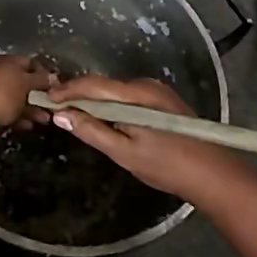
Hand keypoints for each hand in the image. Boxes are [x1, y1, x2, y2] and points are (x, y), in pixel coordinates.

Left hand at [0, 55, 56, 136]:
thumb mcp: (25, 83)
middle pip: (27, 81)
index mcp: (9, 63)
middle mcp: (3, 75)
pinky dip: (23, 117)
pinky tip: (32, 125)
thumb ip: (40, 79)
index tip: (57, 84)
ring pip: (21, 99)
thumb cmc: (3, 94)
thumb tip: (53, 77)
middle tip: (55, 103)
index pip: (31, 62)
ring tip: (48, 118)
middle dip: (41, 93)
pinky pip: (13, 112)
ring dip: (35, 108)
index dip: (45, 72)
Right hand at [44, 75, 256, 201]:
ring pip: (116, 91)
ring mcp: (156, 91)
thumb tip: (61, 115)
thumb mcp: (124, 153)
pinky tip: (103, 118)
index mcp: (136, 94)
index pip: (93, 84)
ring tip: (72, 114)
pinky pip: (128, 96)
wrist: (212, 173)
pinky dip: (111, 104)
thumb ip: (92, 131)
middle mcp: (146, 85)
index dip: (67, 90)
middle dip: (78, 93)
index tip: (44, 99)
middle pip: (104, 84)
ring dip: (94, 99)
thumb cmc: (166, 166)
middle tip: (54, 107)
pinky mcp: (163, 100)